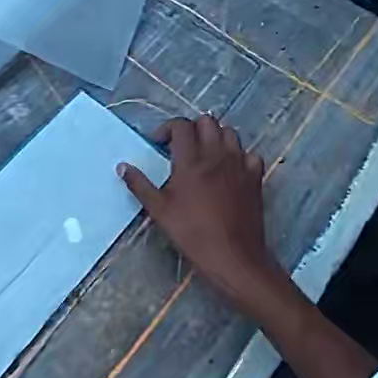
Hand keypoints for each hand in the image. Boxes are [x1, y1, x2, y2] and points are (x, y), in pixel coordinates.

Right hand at [118, 115, 284, 320]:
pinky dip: (238, 155)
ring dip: (215, 137)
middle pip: (207, 122)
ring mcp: (239, 164)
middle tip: (181, 147)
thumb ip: (139, 184)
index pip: (181, 126)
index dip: (167, 129)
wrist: (233, 255)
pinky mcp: (255, 177)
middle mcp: (217, 155)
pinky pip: (248, 154)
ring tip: (204, 155)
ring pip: (229, 133)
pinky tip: (229, 170)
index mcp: (191, 160)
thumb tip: (122, 166)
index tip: (159, 145)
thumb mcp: (159, 210)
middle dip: (192, 129)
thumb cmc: (192, 232)